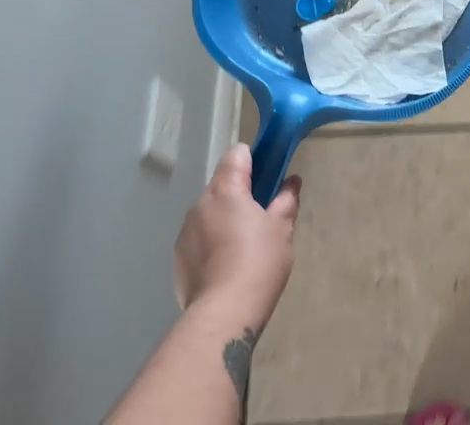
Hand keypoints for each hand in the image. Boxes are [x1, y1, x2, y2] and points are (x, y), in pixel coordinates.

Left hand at [174, 144, 301, 331]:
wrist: (223, 314)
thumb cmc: (258, 263)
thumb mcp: (282, 229)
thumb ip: (286, 200)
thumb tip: (292, 181)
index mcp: (225, 190)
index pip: (237, 155)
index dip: (255, 160)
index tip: (270, 178)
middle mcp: (200, 204)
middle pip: (222, 186)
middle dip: (241, 195)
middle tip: (263, 219)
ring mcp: (185, 232)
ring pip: (209, 214)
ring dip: (225, 220)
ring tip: (244, 249)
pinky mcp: (178, 260)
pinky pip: (199, 240)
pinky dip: (212, 245)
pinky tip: (227, 269)